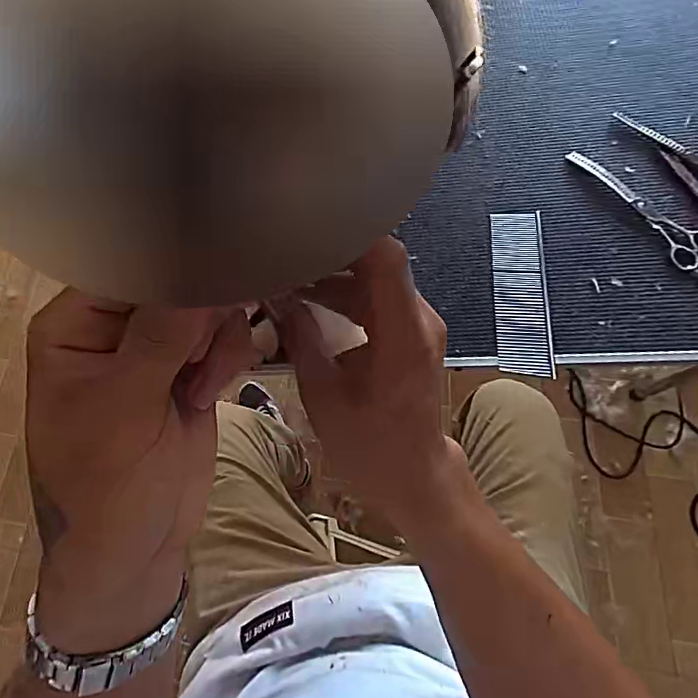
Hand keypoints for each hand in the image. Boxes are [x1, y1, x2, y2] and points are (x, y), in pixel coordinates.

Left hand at [24, 292, 257, 650]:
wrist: (135, 551)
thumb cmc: (106, 486)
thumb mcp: (125, 409)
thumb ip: (162, 336)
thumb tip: (198, 271)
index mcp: (73, 325)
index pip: (127, 268)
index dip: (172, 272)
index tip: (207, 293)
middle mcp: (111, 328)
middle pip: (173, 281)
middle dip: (198, 318)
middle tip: (196, 362)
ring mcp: (151, 348)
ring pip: (204, 306)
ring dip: (216, 343)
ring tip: (201, 388)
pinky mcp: (185, 368)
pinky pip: (220, 336)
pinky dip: (227, 358)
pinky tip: (211, 393)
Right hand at [272, 237, 472, 535]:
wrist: (414, 473)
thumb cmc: (371, 445)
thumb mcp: (323, 395)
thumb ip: (301, 340)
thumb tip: (278, 299)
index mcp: (403, 335)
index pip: (388, 259)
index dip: (352, 234)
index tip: (309, 224)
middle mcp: (419, 319)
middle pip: (380, 261)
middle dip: (331, 251)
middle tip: (284, 249)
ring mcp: (419, 323)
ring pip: (376, 276)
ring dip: (334, 272)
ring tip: (289, 273)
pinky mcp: (412, 330)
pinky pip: (378, 295)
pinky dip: (345, 291)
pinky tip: (310, 295)